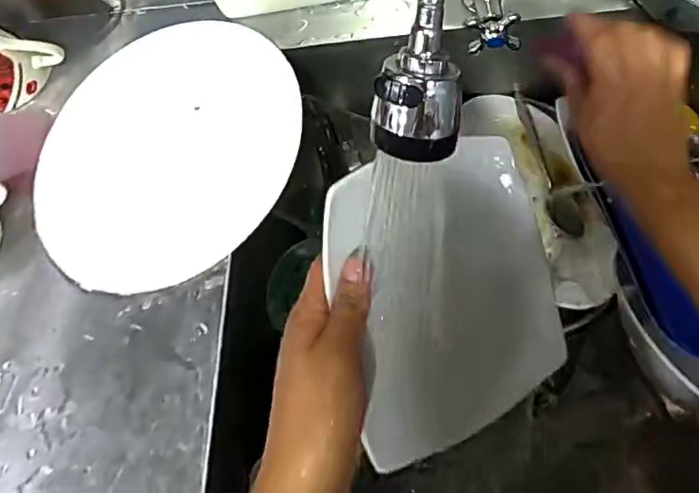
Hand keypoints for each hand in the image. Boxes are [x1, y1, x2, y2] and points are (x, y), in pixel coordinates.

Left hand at [254, 254, 371, 492]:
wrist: (308, 481)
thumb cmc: (316, 418)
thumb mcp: (338, 351)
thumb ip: (349, 307)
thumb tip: (356, 263)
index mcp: (303, 320)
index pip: (323, 267)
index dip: (346, 247)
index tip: (374, 231)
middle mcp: (308, 335)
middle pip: (335, 291)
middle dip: (361, 274)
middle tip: (394, 256)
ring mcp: (319, 360)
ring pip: (345, 317)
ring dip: (366, 304)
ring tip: (395, 287)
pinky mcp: (332, 383)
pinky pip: (352, 344)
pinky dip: (369, 333)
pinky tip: (385, 333)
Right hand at [549, 13, 698, 216]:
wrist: (655, 176)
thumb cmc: (611, 150)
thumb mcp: (580, 115)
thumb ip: (569, 78)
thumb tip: (551, 57)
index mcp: (608, 70)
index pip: (589, 28)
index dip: (575, 25)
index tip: (565, 30)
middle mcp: (636, 61)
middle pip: (616, 26)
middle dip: (598, 29)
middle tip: (584, 43)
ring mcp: (660, 67)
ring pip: (642, 30)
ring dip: (624, 31)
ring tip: (612, 44)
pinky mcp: (678, 76)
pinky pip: (669, 44)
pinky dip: (655, 41)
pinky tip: (644, 48)